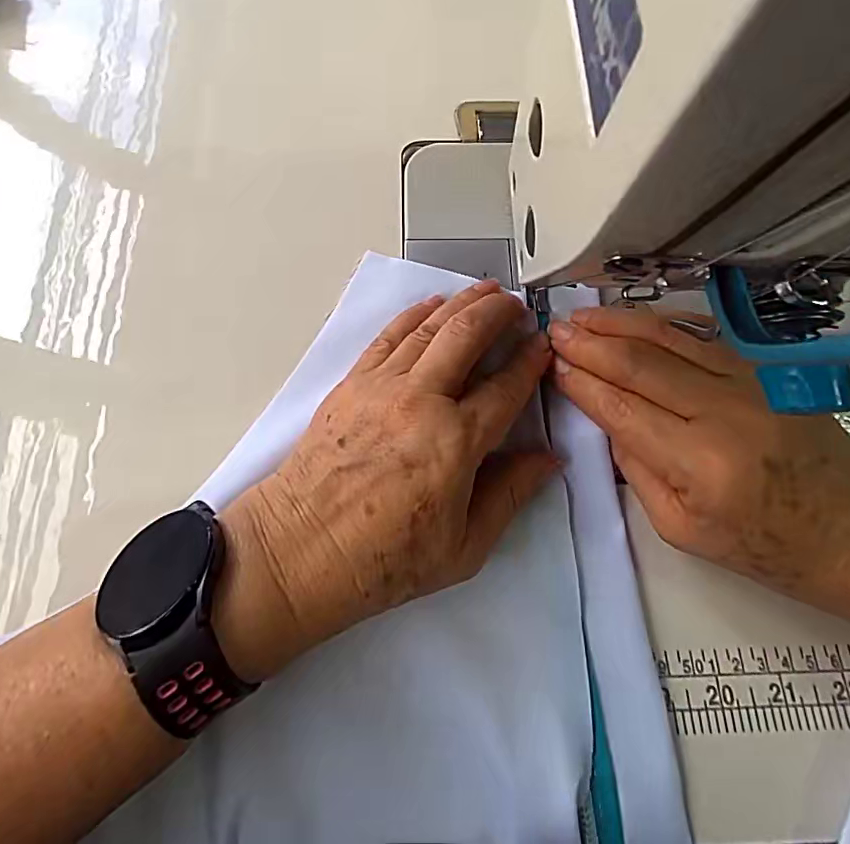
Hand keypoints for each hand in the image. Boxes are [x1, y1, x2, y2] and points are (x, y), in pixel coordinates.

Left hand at [214, 281, 559, 681]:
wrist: (303, 545)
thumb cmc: (382, 558)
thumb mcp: (464, 547)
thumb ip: (509, 495)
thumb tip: (546, 458)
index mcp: (456, 442)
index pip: (506, 388)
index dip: (530, 362)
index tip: (542, 348)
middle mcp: (420, 402)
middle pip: (466, 337)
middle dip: (497, 313)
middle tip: (515, 305)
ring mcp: (380, 388)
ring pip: (427, 329)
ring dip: (459, 305)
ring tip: (483, 292)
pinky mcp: (350, 384)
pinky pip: (387, 338)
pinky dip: (412, 316)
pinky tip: (429, 307)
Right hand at [545, 305, 849, 644]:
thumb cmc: (773, 548)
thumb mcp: (681, 528)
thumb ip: (636, 469)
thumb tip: (609, 417)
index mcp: (702, 465)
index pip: (621, 407)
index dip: (580, 381)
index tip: (551, 365)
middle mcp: (728, 416)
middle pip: (640, 363)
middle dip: (589, 344)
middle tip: (554, 331)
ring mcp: (753, 387)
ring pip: (669, 339)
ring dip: (618, 324)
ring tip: (581, 317)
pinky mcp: (768, 375)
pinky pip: (702, 337)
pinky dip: (660, 323)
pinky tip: (631, 318)